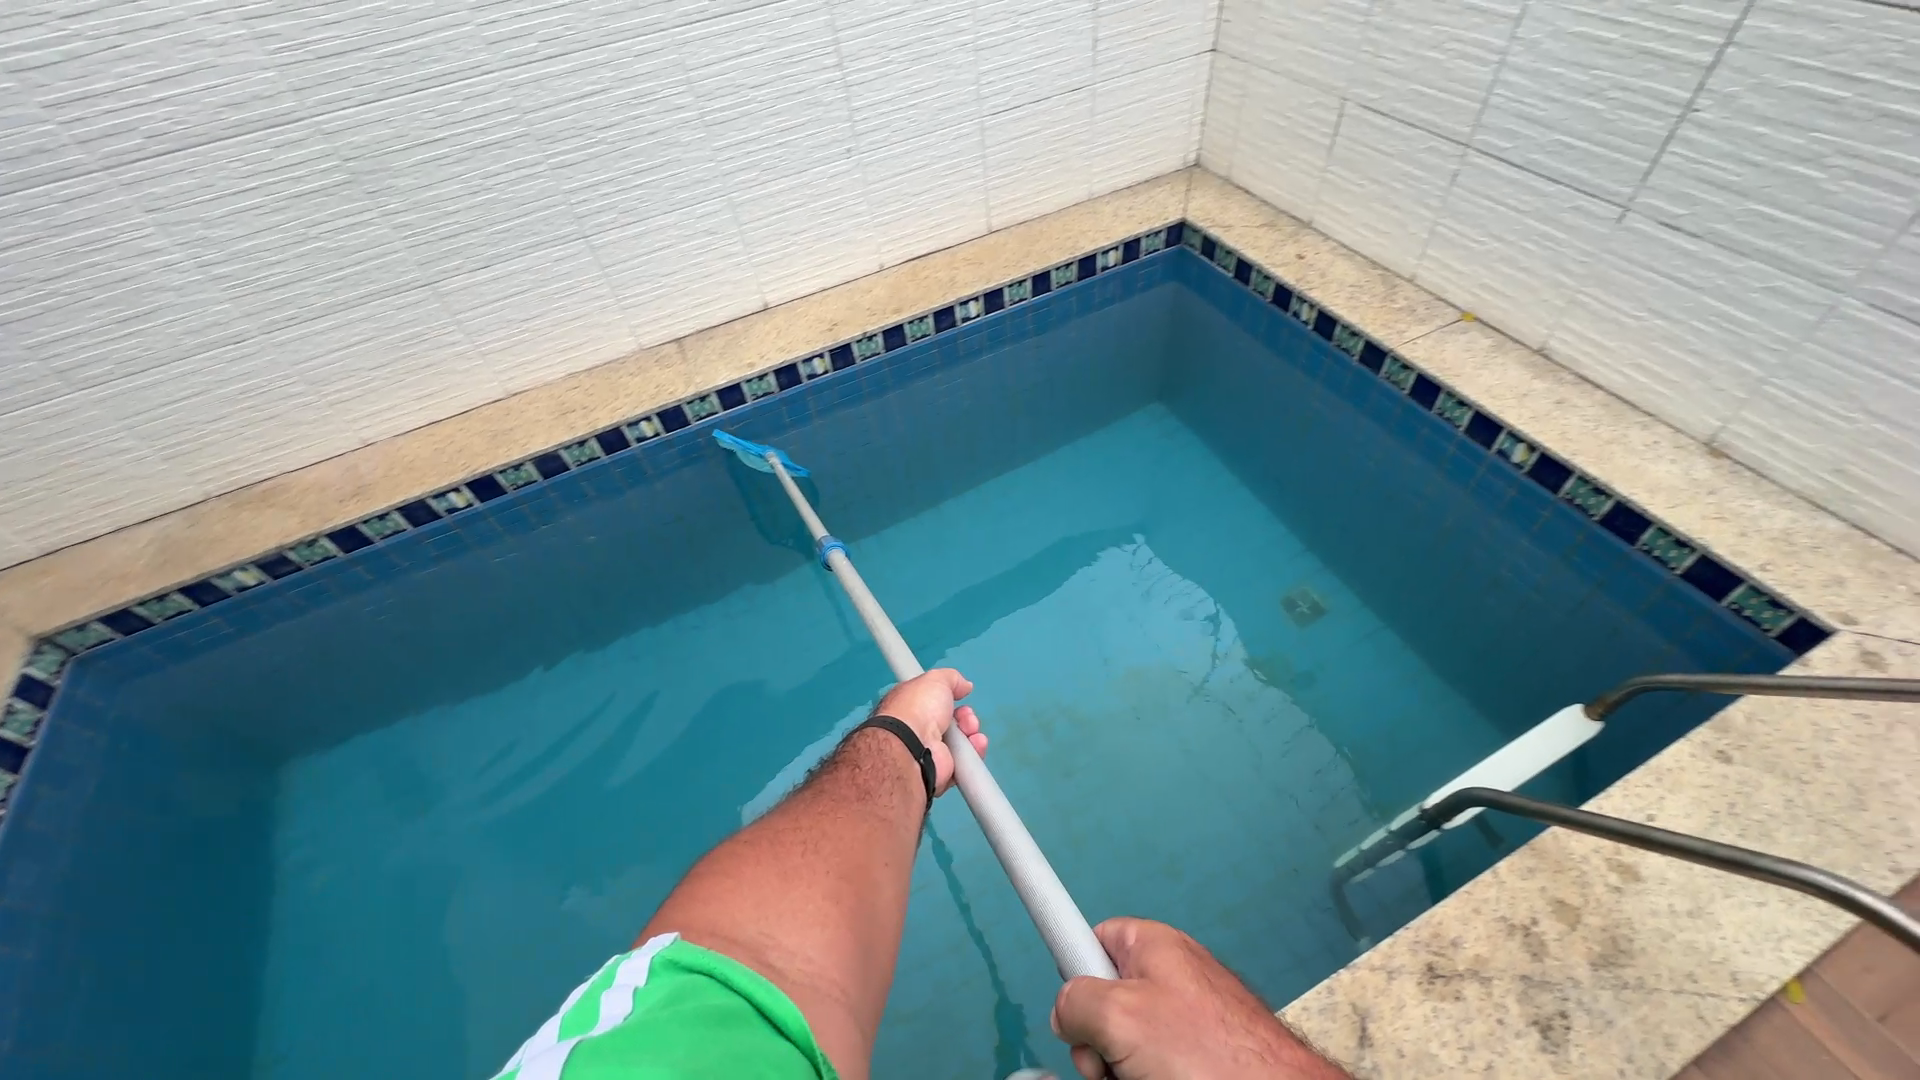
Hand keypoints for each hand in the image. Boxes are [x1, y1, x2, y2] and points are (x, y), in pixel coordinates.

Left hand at [871, 668, 986, 795]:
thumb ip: (951, 678)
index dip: (949, 700)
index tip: (959, 696)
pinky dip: (973, 753)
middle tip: (966, 716)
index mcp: (911, 708)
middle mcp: (918, 731)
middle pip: (950, 723)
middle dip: (965, 717)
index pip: (934, 704)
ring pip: (960, 743)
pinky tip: (975, 745)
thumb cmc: (918, 708)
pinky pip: (964, 763)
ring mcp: (929, 753)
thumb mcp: (935, 680)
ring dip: (971, 734)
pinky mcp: (942, 772)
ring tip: (970, 731)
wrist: (913, 746)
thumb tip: (965, 685)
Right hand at [1051, 919, 1349, 1079]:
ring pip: (1124, 1048)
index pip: (1090, 938)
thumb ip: (1075, 1001)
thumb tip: (1066, 1014)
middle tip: (1112, 1063)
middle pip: (1101, 1005)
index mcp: (1150, 945)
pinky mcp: (1197, 1062)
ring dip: (1118, 1073)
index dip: (1072, 964)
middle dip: (1097, 1043)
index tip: (1064, 986)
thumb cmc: (1207, 1052)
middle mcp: (1168, 979)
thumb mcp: (1118, 1014)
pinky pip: (1149, 1067)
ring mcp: (1185, 1024)